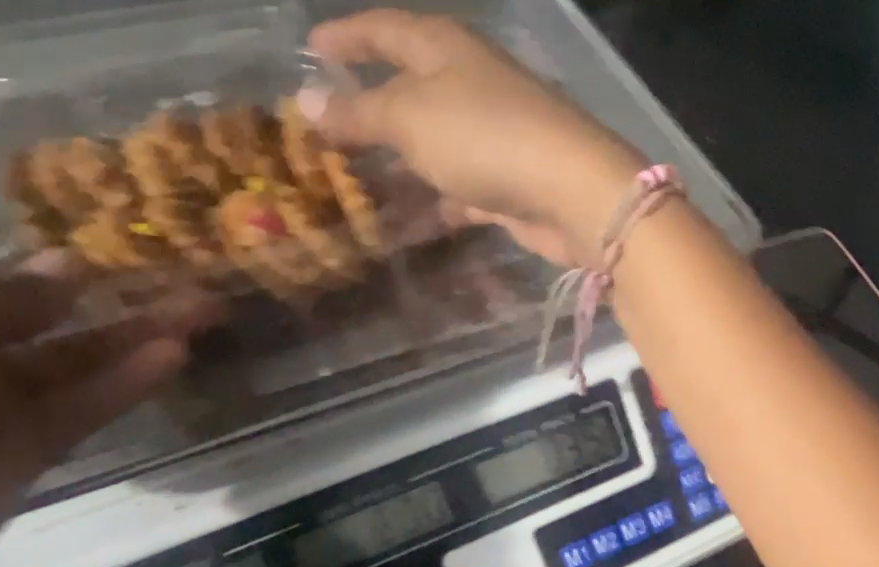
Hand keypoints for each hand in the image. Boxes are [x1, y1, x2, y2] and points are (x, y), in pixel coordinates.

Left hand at [0, 226, 209, 566]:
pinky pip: (76, 410)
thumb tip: (68, 265)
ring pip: (57, 360)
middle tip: (152, 264)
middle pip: (8, 306)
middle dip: (80, 288)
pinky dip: (122, 386)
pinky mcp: (14, 455)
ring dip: (123, 337)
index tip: (65, 227)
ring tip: (198, 308)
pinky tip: (174, 355)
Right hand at [306, 10, 646, 265]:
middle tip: (323, 134)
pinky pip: (458, 191)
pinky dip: (432, 205)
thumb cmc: (486, 137)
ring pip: (433, 147)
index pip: (385, 28)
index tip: (311, 49)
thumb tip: (304, 101)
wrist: (575, 193)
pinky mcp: (509, 185)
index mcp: (445, 48)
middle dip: (368, 110)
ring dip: (397, 166)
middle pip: (409, 91)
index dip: (347, 36)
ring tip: (352, 188)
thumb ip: (357, 112)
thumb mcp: (409, 117)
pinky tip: (402, 225)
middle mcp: (471, 85)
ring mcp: (493, 137)